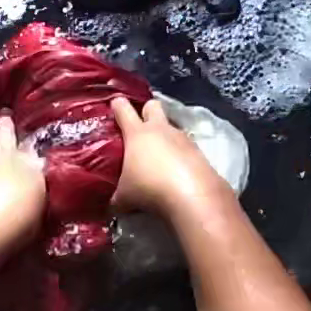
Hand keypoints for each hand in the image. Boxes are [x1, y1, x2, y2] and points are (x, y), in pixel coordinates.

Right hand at [109, 97, 234, 217]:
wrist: (192, 195)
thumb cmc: (150, 188)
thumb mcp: (124, 197)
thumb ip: (116, 197)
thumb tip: (112, 205)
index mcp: (137, 133)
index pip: (123, 108)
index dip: (117, 105)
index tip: (114, 106)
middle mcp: (160, 129)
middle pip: (152, 105)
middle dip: (146, 111)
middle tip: (140, 128)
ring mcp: (182, 138)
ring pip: (171, 127)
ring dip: (165, 137)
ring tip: (159, 158)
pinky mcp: (198, 151)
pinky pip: (185, 146)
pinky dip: (180, 154)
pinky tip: (177, 172)